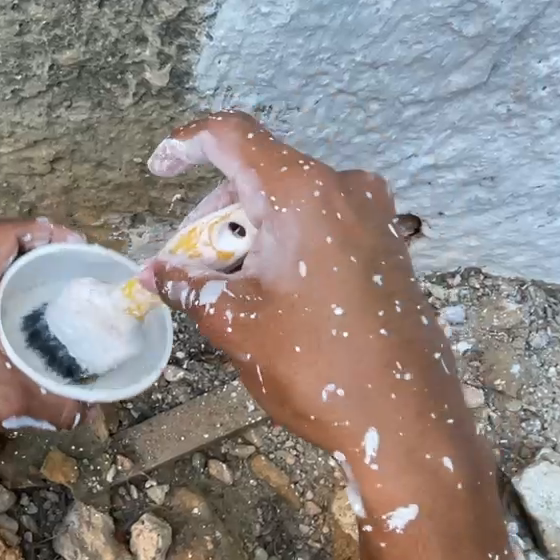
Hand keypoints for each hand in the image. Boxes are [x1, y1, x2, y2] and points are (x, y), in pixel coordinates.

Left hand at [0, 219, 87, 458]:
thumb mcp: (5, 401)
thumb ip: (53, 405)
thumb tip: (91, 410)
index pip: (5, 235)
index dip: (44, 230)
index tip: (77, 247)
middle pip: (8, 255)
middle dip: (46, 258)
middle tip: (82, 275)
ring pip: (1, 284)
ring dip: (33, 286)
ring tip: (71, 302)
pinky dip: (21, 313)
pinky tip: (45, 338)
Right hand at [138, 113, 460, 460]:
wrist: (408, 423)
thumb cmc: (314, 364)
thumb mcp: (233, 322)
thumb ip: (186, 284)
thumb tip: (150, 274)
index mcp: (302, 193)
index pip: (232, 136)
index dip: (185, 145)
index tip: (156, 171)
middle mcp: (343, 188)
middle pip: (258, 174)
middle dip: (211, 215)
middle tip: (185, 264)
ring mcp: (372, 216)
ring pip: (287, 202)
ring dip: (244, 234)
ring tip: (223, 287)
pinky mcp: (386, 245)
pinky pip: (318, 223)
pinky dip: (280, 243)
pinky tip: (266, 289)